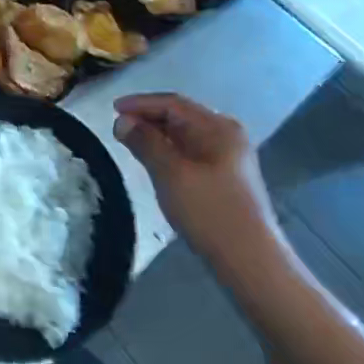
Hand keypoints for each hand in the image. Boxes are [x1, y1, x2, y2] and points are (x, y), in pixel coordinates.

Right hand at [112, 93, 284, 266]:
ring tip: (130, 142)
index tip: (113, 109)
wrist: (250, 260)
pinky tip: (155, 162)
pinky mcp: (226, 177)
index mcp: (218, 127)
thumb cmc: (210, 211)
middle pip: (181, 116)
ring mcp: (229, 157)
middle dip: (148, 118)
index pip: (174, 103)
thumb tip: (122, 121)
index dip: (141, 103)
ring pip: (186, 136)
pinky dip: (169, 151)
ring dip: (157, 135)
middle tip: (118, 127)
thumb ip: (145, 143)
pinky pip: (191, 153)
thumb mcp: (171, 174)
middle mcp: (227, 135)